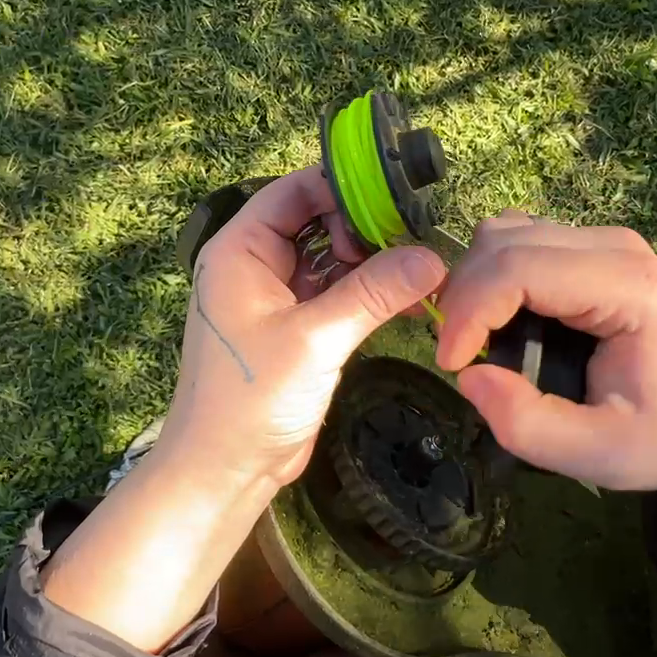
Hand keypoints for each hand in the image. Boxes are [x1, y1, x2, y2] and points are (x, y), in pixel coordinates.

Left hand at [158, 165, 447, 488]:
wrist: (224, 469)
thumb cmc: (252, 397)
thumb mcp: (315, 338)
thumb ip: (373, 292)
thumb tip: (432, 257)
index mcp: (240, 249)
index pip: (293, 192)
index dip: (343, 186)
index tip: (398, 195)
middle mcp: (255, 263)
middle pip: (316, 221)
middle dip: (365, 227)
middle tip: (416, 239)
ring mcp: (276, 294)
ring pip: (330, 259)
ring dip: (372, 262)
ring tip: (423, 267)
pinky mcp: (296, 326)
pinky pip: (335, 293)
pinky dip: (368, 294)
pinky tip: (411, 300)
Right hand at [433, 213, 656, 492]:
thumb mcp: (597, 455)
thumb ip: (528, 425)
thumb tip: (468, 375)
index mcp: (633, 287)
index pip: (520, 268)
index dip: (470, 311)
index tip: (450, 363)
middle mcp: (617, 247)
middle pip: (503, 243)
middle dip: (463, 297)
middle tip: (456, 355)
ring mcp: (600, 240)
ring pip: (501, 233)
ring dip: (471, 283)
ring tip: (472, 337)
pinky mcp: (582, 244)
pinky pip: (512, 238)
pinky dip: (486, 273)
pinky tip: (493, 316)